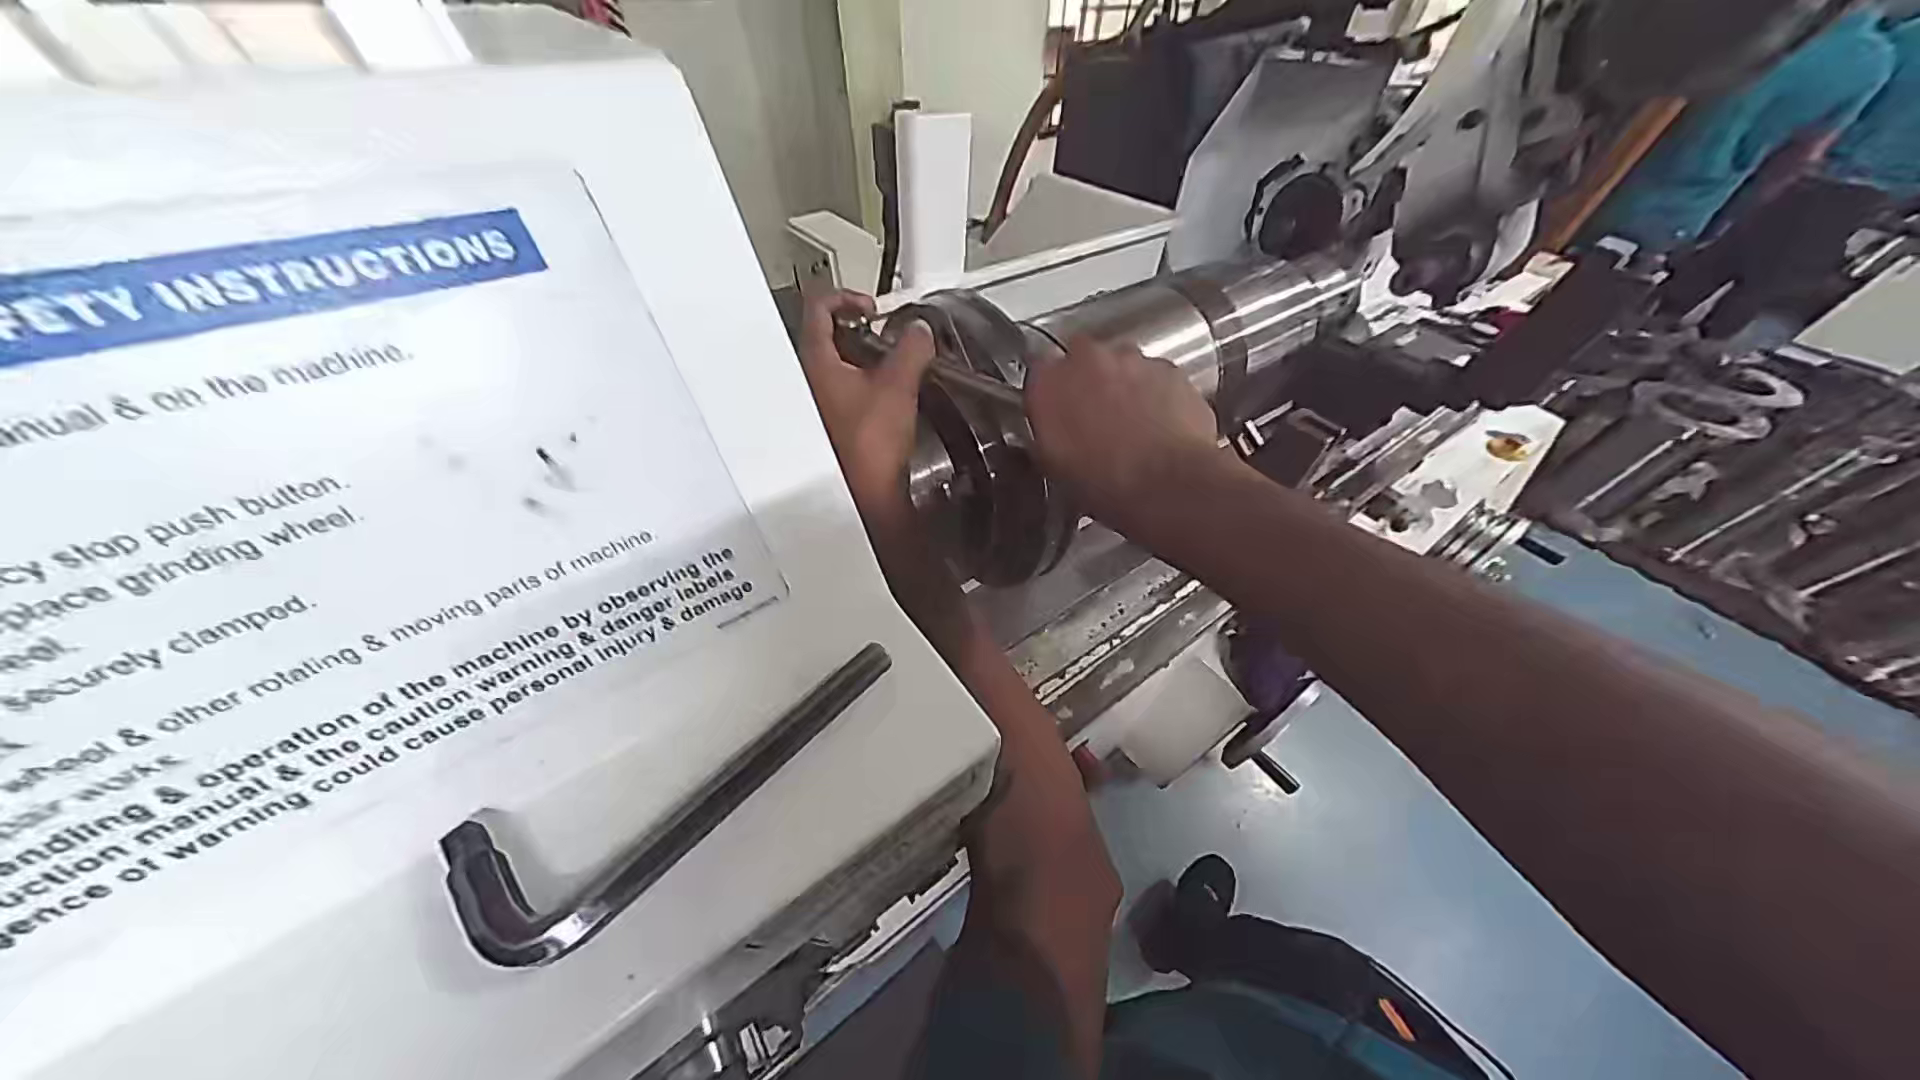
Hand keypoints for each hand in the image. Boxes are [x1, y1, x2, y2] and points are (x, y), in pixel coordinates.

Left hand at [796, 290, 935, 542]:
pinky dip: (866, 384)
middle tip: (888, 337)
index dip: (847, 297)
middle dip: (863, 331)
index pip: (819, 306)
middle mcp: (809, 379)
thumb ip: (911, 349)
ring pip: (839, 365)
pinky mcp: (832, 422)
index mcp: (816, 360)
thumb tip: (919, 331)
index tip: (872, 307)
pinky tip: (891, 397)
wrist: (865, 492)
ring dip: (867, 359)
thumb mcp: (898, 385)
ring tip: (896, 367)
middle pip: (829, 335)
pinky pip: (846, 390)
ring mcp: (818, 401)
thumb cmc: (869, 443)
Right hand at [1024, 335, 1225, 529]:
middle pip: (1081, 357)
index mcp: (1048, 384)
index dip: (1048, 390)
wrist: (1167, 484)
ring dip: (1122, 387)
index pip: (1038, 371)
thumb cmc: (1108, 481)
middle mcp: (1086, 361)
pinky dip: (1155, 394)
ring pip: (1121, 364)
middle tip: (1094, 418)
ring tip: (1129, 427)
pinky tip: (1157, 426)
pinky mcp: (1168, 370)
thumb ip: (1046, 433)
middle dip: (1086, 381)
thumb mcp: (1054, 467)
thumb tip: (1051, 433)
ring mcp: (1131, 361)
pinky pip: (1155, 375)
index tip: (1054, 407)